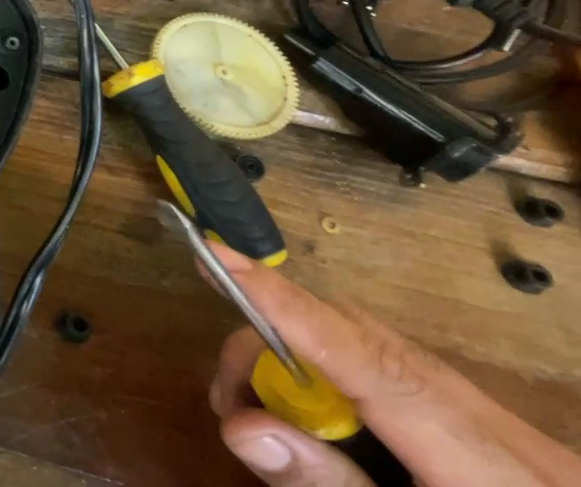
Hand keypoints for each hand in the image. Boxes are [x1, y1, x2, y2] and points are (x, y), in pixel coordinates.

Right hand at [206, 243, 580, 485]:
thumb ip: (327, 483)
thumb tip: (239, 424)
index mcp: (489, 465)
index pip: (370, 362)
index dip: (286, 306)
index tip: (214, 253)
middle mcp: (501, 427)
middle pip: (360, 338)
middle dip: (274, 345)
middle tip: (228, 400)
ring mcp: (503, 422)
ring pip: (373, 345)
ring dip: (300, 363)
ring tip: (265, 417)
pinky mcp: (494, 424)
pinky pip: (395, 369)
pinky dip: (337, 379)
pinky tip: (322, 423)